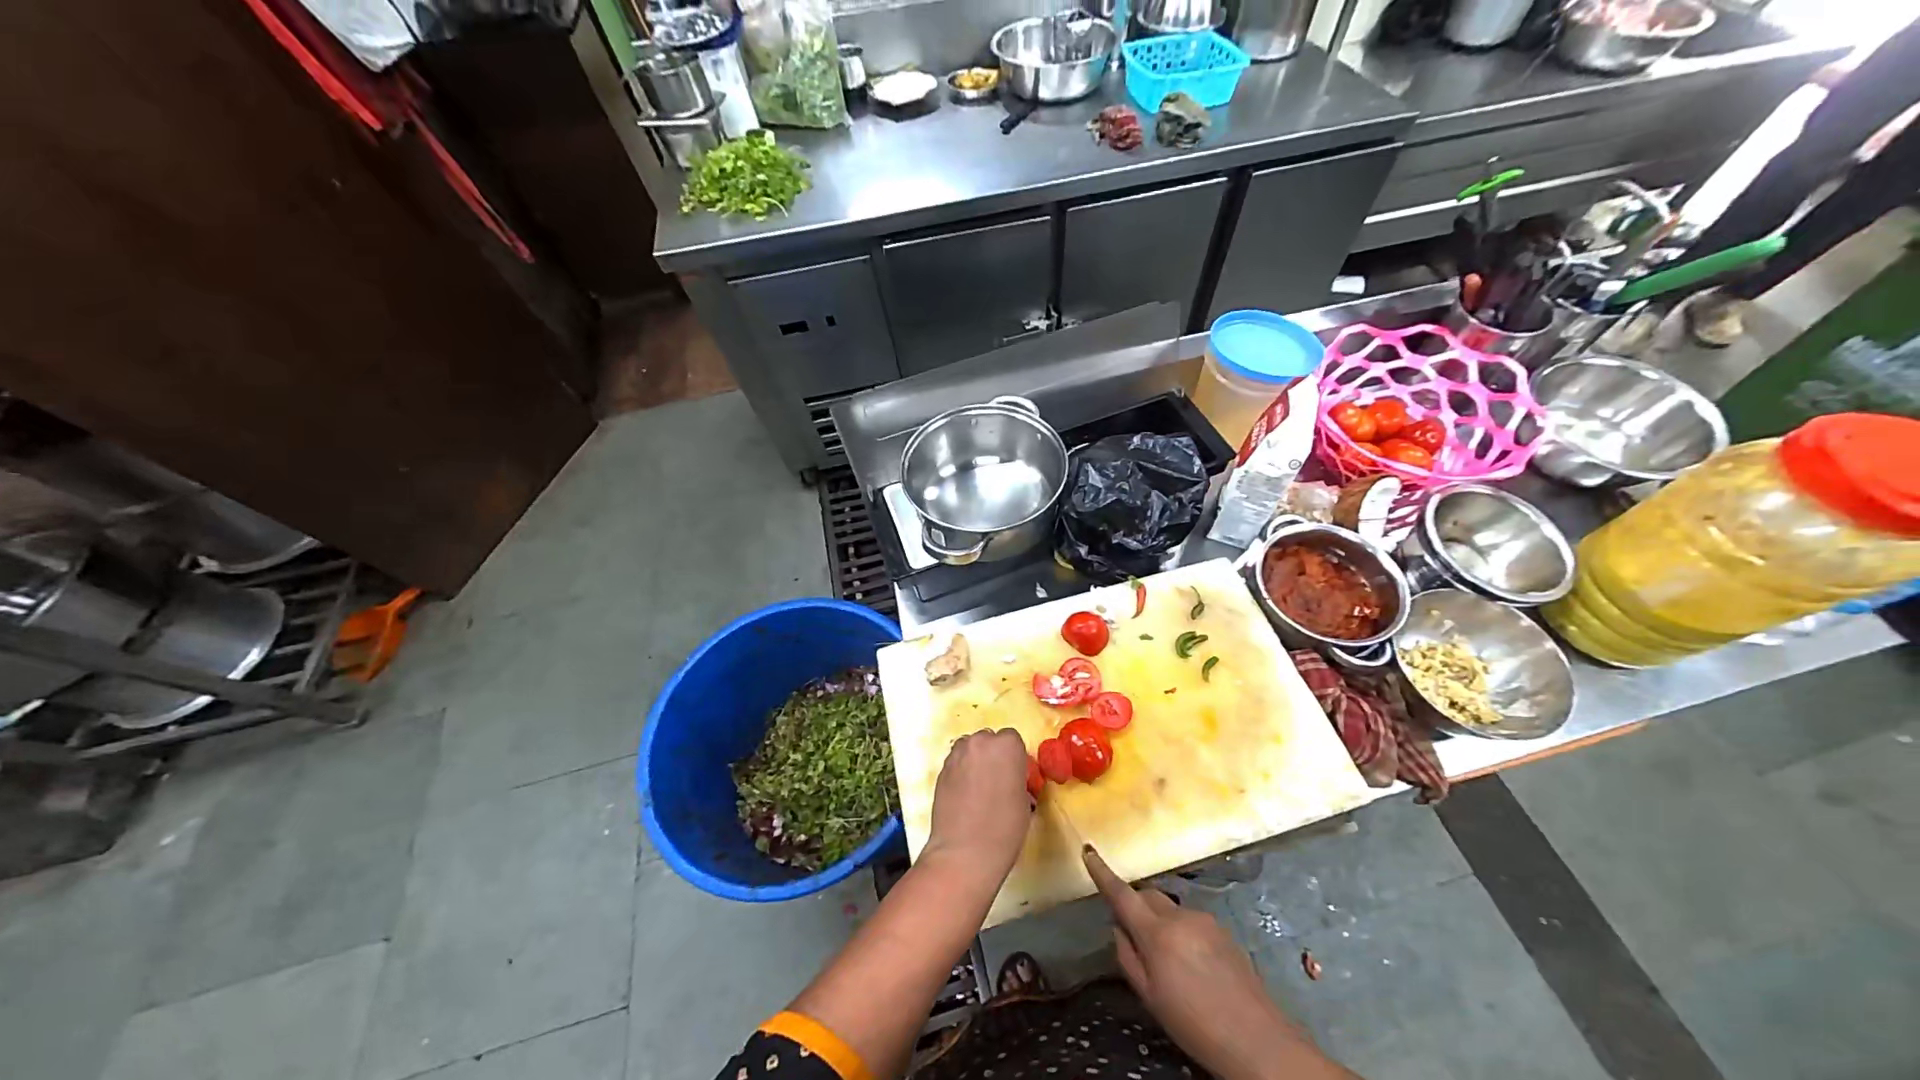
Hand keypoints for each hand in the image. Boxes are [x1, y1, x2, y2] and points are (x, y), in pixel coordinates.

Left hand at [922, 729, 1032, 881]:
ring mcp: (956, 755)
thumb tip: (1010, 779)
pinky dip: (961, 773)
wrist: (964, 851)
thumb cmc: (1003, 828)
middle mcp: (979, 742)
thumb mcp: (1024, 800)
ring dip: (975, 761)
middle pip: (988, 740)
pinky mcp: (941, 771)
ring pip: (969, 749)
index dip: (1015, 758)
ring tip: (980, 789)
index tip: (1016, 775)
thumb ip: (1016, 777)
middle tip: (999, 782)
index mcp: (1006, 745)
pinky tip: (966, 796)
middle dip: (994, 756)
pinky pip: (956, 763)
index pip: (1012, 739)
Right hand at [1083, 848, 1356, 1079]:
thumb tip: (1119, 928)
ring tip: (1169, 964)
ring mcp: (1205, 921)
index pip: (1122, 895)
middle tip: (1132, 936)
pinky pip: (1191, 922)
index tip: (1088, 852)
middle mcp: (1181, 917)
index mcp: (1157, 934)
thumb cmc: (1194, 1024)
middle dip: (1135, 905)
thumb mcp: (1149, 996)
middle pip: (1148, 896)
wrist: (1258, 1041)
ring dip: (1161, 923)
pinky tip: (1193, 966)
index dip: (1102, 873)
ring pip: (1171, 910)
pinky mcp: (1224, 931)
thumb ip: (1127, 957)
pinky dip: (1182, 933)